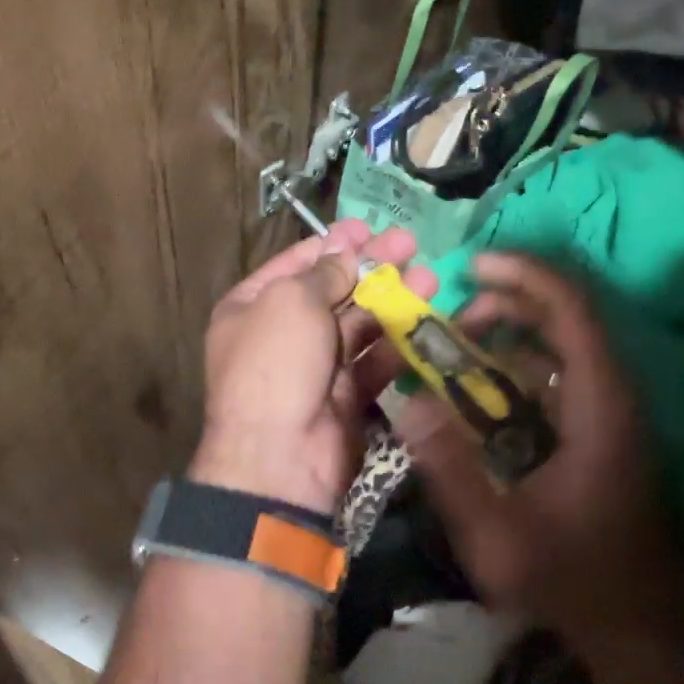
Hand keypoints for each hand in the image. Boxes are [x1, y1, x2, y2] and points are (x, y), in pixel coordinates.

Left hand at [190, 218, 437, 513]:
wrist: (280, 457)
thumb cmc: (276, 363)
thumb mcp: (292, 302)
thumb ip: (324, 274)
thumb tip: (345, 250)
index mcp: (253, 306)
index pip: (296, 263)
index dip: (332, 243)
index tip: (367, 226)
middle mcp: (282, 333)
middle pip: (332, 290)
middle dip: (371, 267)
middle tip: (410, 243)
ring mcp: (315, 366)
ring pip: (359, 324)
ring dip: (392, 300)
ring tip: (431, 277)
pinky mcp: (346, 396)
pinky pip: (374, 360)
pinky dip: (399, 341)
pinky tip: (427, 319)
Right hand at [391, 254, 683, 681]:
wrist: (643, 631)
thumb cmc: (572, 577)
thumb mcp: (497, 533)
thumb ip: (449, 466)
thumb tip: (407, 400)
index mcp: (599, 404)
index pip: (572, 310)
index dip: (525, 274)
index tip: (472, 265)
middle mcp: (615, 395)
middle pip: (568, 316)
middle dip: (508, 300)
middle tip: (454, 313)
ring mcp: (614, 413)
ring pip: (567, 343)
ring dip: (515, 329)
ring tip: (462, 342)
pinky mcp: (606, 431)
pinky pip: (564, 373)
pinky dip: (524, 362)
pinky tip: (487, 386)